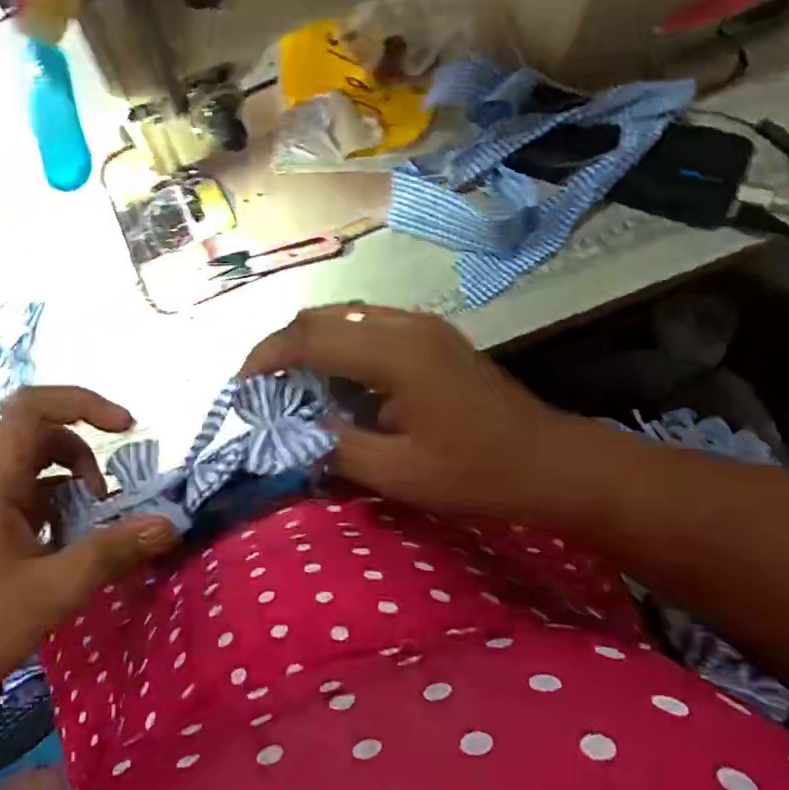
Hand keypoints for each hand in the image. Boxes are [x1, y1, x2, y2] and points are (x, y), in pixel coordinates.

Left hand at [0, 387, 178, 737]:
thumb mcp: (54, 591)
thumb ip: (113, 552)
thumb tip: (168, 525)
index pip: (30, 407)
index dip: (81, 402)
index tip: (126, 427)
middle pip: (37, 430)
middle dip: (85, 442)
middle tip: (118, 472)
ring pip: (35, 462)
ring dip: (74, 472)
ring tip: (100, 509)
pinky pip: (30, 493)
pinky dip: (62, 500)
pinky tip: (78, 535)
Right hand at [242, 305, 619, 521]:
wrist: (549, 462)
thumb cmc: (475, 473)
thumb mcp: (397, 473)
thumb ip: (336, 445)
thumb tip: (293, 429)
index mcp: (396, 353)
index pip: (311, 337)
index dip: (266, 357)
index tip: (239, 386)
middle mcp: (405, 324)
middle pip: (323, 316)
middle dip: (282, 345)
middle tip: (259, 384)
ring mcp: (422, 325)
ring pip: (345, 316)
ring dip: (310, 342)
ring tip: (288, 382)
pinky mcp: (432, 335)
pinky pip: (368, 325)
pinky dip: (338, 344)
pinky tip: (334, 378)